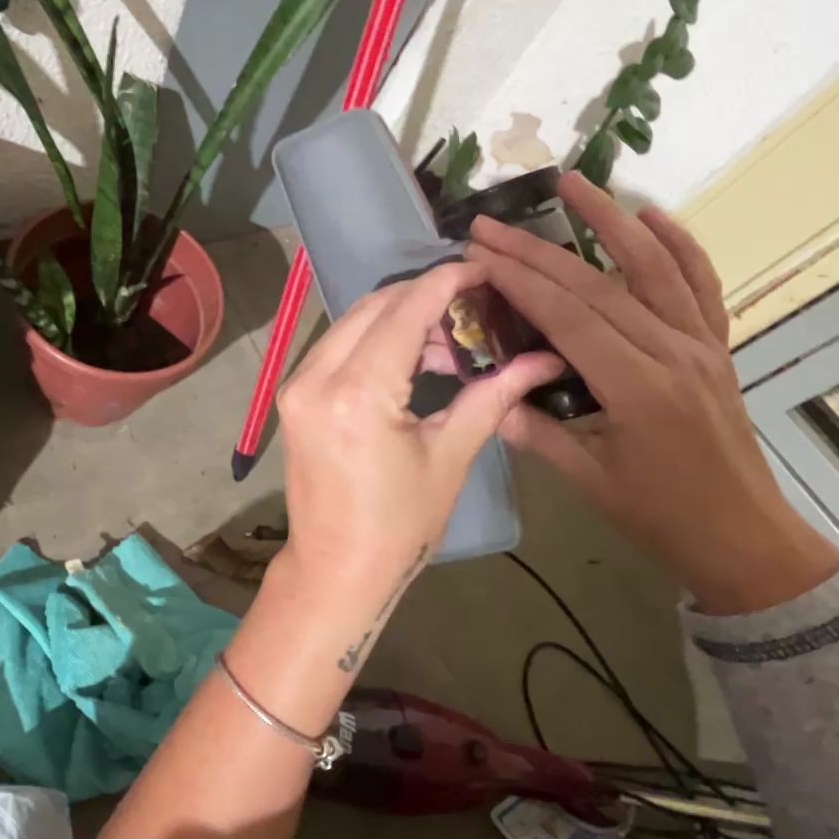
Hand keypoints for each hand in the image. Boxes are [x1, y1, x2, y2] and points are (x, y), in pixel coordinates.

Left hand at [277, 261, 563, 584]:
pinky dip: (374, 340)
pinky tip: (412, 359)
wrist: (335, 569)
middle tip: (473, 307)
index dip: (446, 282)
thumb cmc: (398, 526)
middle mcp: (317, 377)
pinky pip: (338, 346)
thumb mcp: (449, 458)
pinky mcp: (294, 395)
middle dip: (424, 296)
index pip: (405, 312)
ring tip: (449, 343)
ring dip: (399, 318)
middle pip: (374, 307)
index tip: (483, 269)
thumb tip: (544, 360)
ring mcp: (297, 385)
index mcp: (358, 394)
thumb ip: (491, 396)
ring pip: (352, 323)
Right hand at [466, 174, 838, 614]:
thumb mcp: (589, 480)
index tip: (480, 254)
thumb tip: (488, 394)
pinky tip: (653, 215)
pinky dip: (681, 245)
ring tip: (574, 183)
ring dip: (611, 220)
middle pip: (598, 286)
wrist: (744, 538)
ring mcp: (702, 345)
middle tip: (492, 224)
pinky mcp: (718, 347)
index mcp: (638, 389)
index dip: (521, 282)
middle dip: (538, 251)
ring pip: (653, 268)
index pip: (570, 319)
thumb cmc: (661, 516)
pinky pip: (702, 285)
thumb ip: (536, 432)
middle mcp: (673, 354)